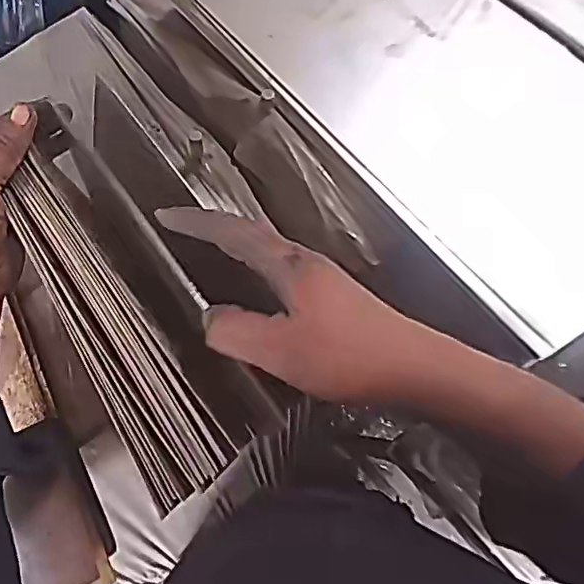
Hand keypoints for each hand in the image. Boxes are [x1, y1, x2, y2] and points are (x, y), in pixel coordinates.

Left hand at [0, 103, 36, 383]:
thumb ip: (3, 147)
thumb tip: (23, 112)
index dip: (10, 122)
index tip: (40, 112)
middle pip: (2, 151)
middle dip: (27, 138)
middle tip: (58, 124)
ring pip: (17, 171)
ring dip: (37, 159)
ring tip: (63, 142)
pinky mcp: (10, 219)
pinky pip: (28, 193)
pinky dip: (41, 183)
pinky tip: (57, 173)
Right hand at [155, 206, 445, 405]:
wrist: (416, 367)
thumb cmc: (352, 356)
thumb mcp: (281, 350)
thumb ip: (235, 332)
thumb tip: (209, 319)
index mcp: (288, 267)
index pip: (232, 232)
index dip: (195, 223)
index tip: (166, 216)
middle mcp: (304, 263)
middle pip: (249, 232)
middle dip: (211, 226)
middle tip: (181, 226)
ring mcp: (320, 277)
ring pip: (265, 249)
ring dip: (232, 243)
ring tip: (208, 247)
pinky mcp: (330, 296)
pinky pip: (278, 269)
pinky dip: (252, 266)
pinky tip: (253, 288)